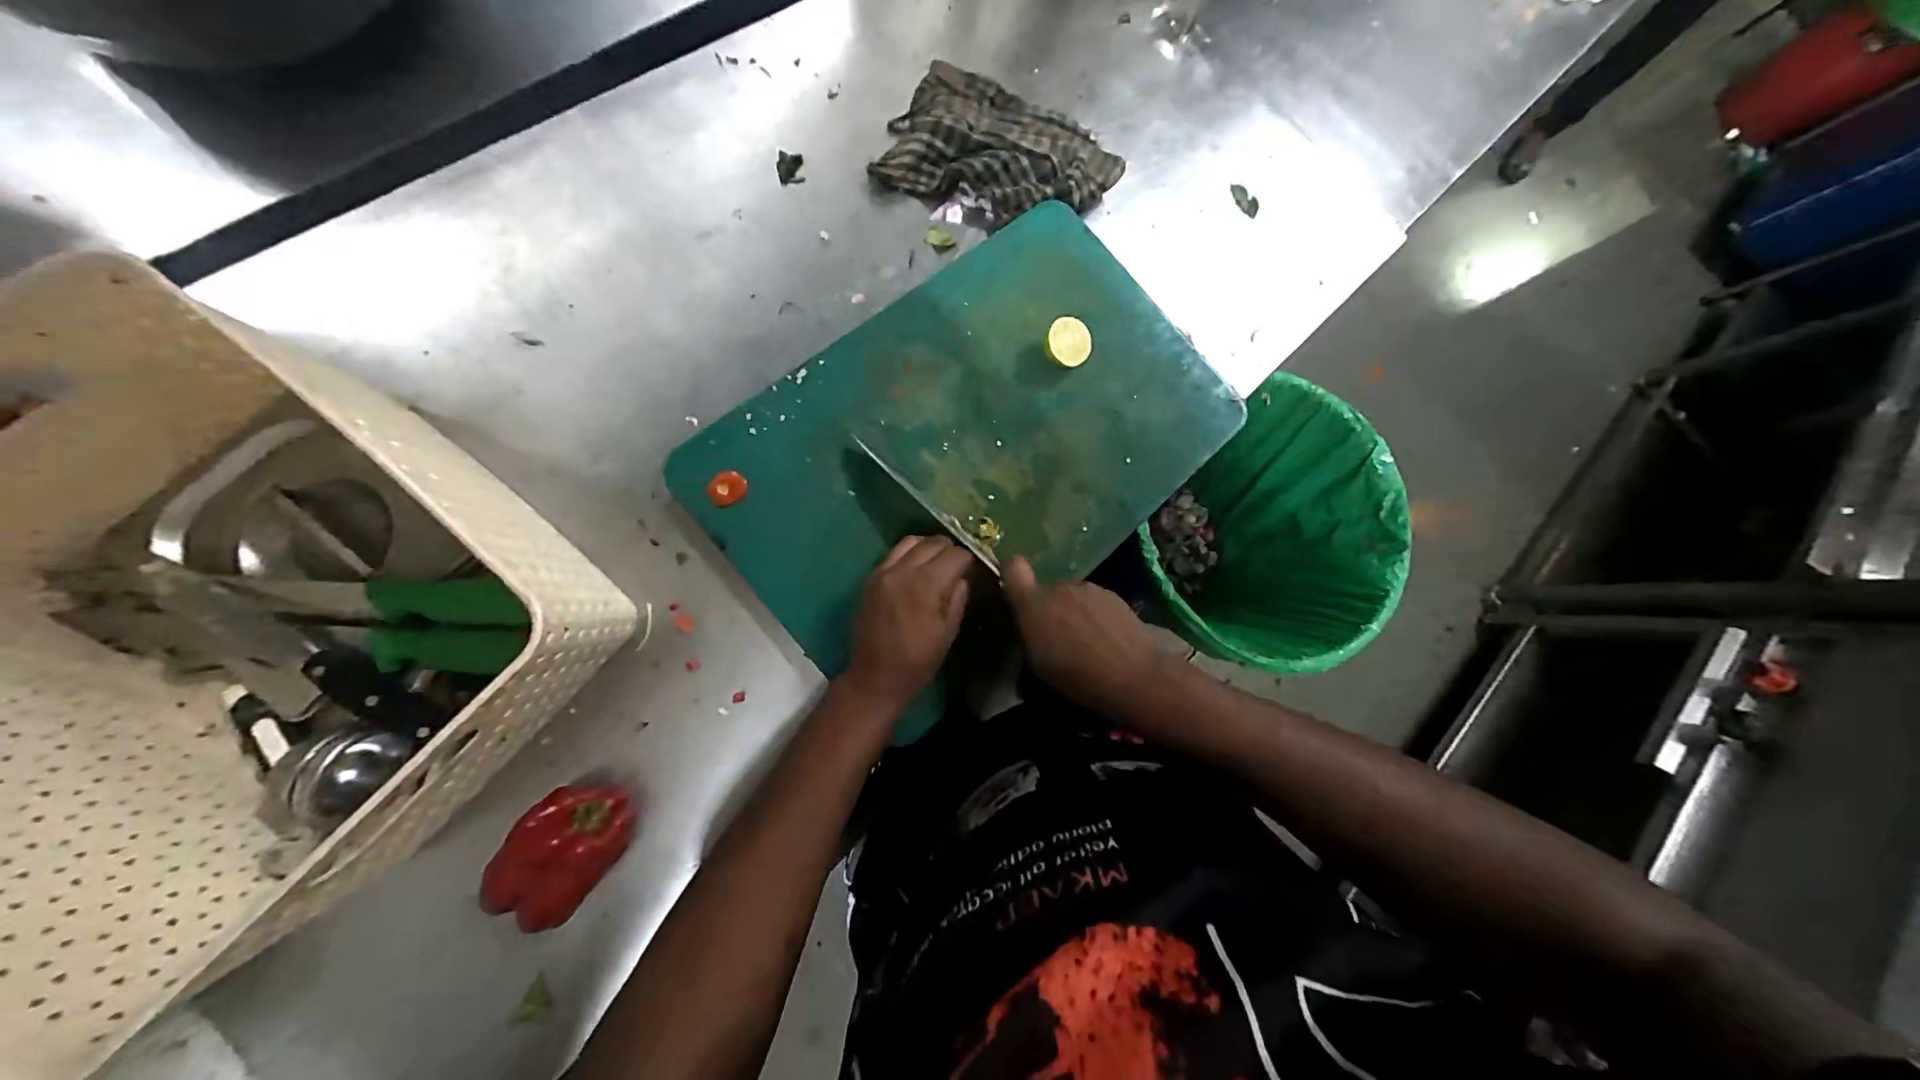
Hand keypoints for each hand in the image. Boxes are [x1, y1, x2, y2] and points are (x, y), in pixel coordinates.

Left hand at [845, 536, 974, 709]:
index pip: (956, 555)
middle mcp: (903, 571)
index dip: (969, 561)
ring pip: (912, 541)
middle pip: (934, 543)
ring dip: (929, 547)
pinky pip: (893, 553)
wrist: (874, 678)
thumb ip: (957, 599)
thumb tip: (963, 577)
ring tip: (937, 564)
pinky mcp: (871, 578)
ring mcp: (883, 572)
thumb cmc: (916, 663)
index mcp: (926, 586)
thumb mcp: (947, 634)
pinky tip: (916, 570)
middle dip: (951, 551)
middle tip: (958, 568)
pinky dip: (909, 554)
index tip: (974, 572)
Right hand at [1002, 556, 1164, 716]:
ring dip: (1076, 613)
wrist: (1134, 674)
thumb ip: (1031, 635)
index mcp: (1033, 604)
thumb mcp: (1039, 665)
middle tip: (1060, 638)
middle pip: (1048, 590)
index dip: (1012, 573)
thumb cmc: (1077, 677)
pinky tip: (1108, 642)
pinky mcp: (1115, 596)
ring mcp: (1089, 589)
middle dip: (1051, 608)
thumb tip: (1033, 627)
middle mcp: (1059, 588)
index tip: (1016, 591)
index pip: (1013, 568)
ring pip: (1074, 596)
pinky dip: (1098, 617)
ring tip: (1088, 644)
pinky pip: (1096, 603)